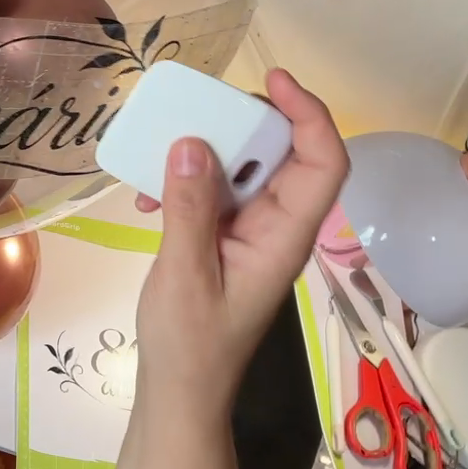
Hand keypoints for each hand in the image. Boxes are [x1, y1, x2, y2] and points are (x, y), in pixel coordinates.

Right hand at [132, 69, 347, 425]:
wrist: (180, 389)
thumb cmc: (191, 342)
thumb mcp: (186, 274)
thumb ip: (189, 208)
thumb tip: (191, 141)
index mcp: (284, 236)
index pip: (322, 163)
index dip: (308, 114)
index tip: (271, 79)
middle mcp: (274, 225)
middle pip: (282, 155)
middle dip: (244, 122)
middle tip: (196, 108)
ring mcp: (248, 230)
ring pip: (242, 168)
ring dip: (203, 151)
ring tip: (159, 150)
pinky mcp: (221, 236)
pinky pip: (210, 189)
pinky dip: (181, 180)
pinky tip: (145, 196)